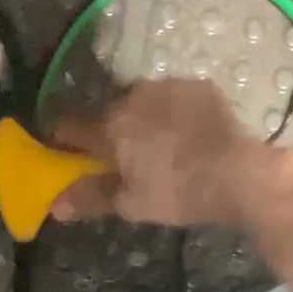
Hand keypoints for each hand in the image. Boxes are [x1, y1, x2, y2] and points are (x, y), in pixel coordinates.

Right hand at [48, 79, 292, 230]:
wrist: (238, 174)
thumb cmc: (177, 192)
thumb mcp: (130, 203)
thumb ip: (90, 197)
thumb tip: (54, 205)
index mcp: (109, 126)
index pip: (68, 125)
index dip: (60, 138)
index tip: (59, 149)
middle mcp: (132, 96)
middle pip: (106, 111)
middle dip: (106, 130)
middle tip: (117, 156)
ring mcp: (167, 87)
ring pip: (140, 101)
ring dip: (139, 118)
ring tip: (154, 143)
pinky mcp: (197, 86)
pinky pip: (172, 98)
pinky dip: (170, 113)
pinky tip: (182, 134)